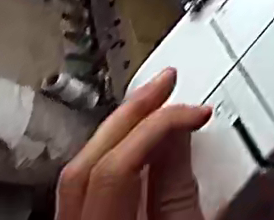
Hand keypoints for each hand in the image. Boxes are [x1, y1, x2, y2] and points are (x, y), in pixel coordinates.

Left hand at [57, 68, 210, 219]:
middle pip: (84, 166)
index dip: (160, 125)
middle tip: (167, 82)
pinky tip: (134, 140)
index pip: (117, 166)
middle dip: (131, 114)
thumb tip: (179, 131)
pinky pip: (79, 191)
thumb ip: (179, 188)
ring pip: (75, 176)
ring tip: (153, 102)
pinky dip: (111, 155)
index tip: (198, 111)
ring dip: (119, 129)